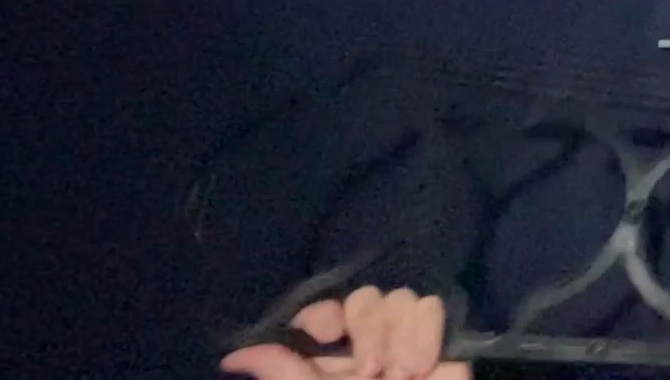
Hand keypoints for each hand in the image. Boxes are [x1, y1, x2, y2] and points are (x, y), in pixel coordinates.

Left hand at [220, 287, 468, 379]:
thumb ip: (282, 373)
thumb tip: (231, 356)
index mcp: (327, 361)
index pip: (322, 311)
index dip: (325, 312)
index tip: (330, 335)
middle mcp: (365, 342)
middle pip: (365, 297)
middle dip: (370, 330)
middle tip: (370, 372)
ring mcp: (404, 335)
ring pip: (400, 297)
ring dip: (401, 337)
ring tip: (402, 375)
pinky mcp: (438, 332)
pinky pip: (431, 305)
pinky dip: (426, 334)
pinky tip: (423, 365)